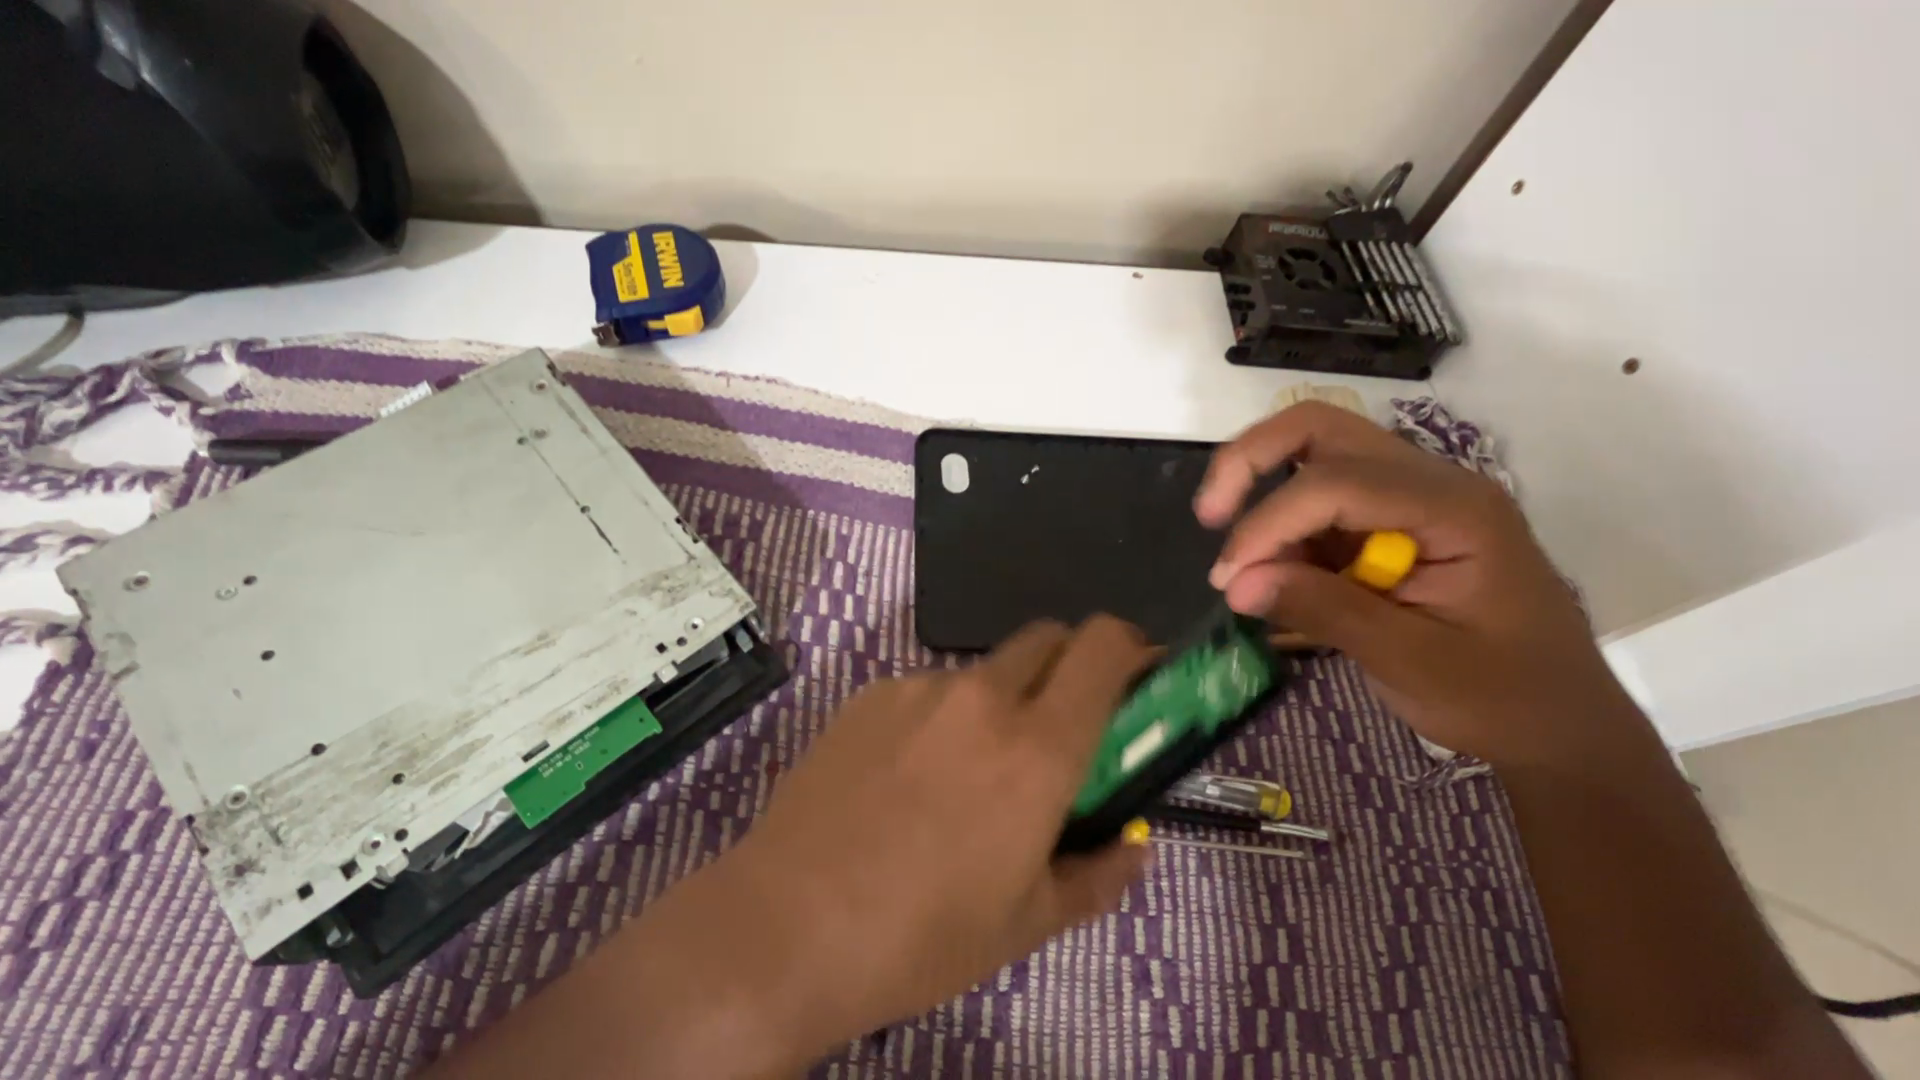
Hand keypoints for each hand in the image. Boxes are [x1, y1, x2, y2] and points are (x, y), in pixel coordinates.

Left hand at [722, 616, 1156, 1058]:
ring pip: (984, 672)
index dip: (1133, 648)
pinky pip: (926, 692)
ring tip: (967, 775)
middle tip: (1061, 729)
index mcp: (1038, 748)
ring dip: (1001, 702)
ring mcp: (917, 691)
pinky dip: (942, 719)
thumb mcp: (1029, 924)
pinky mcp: (865, 697)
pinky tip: (906, 781)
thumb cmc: (922, 937)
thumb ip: (1099, 876)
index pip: (1104, 649)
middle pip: (1048, 638)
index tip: (1138, 679)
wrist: (786, 928)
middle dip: (1071, 667)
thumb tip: (1133, 845)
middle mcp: (982, 699)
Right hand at [1194, 402, 1636, 766]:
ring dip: (1266, 496)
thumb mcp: (1412, 662)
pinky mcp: (1395, 526)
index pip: (1336, 483)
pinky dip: (1286, 531)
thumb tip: (1236, 584)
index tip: (1229, 581)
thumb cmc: (1502, 697)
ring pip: (1317, 455)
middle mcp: (1432, 484)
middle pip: (1322, 431)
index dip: (1269, 523)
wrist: (1561, 726)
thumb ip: (1324, 612)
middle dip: (1252, 461)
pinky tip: (1279, 579)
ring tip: (1247, 571)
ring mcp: (1413, 501)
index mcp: (1453, 508)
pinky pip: (1324, 504)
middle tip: (1210, 515)